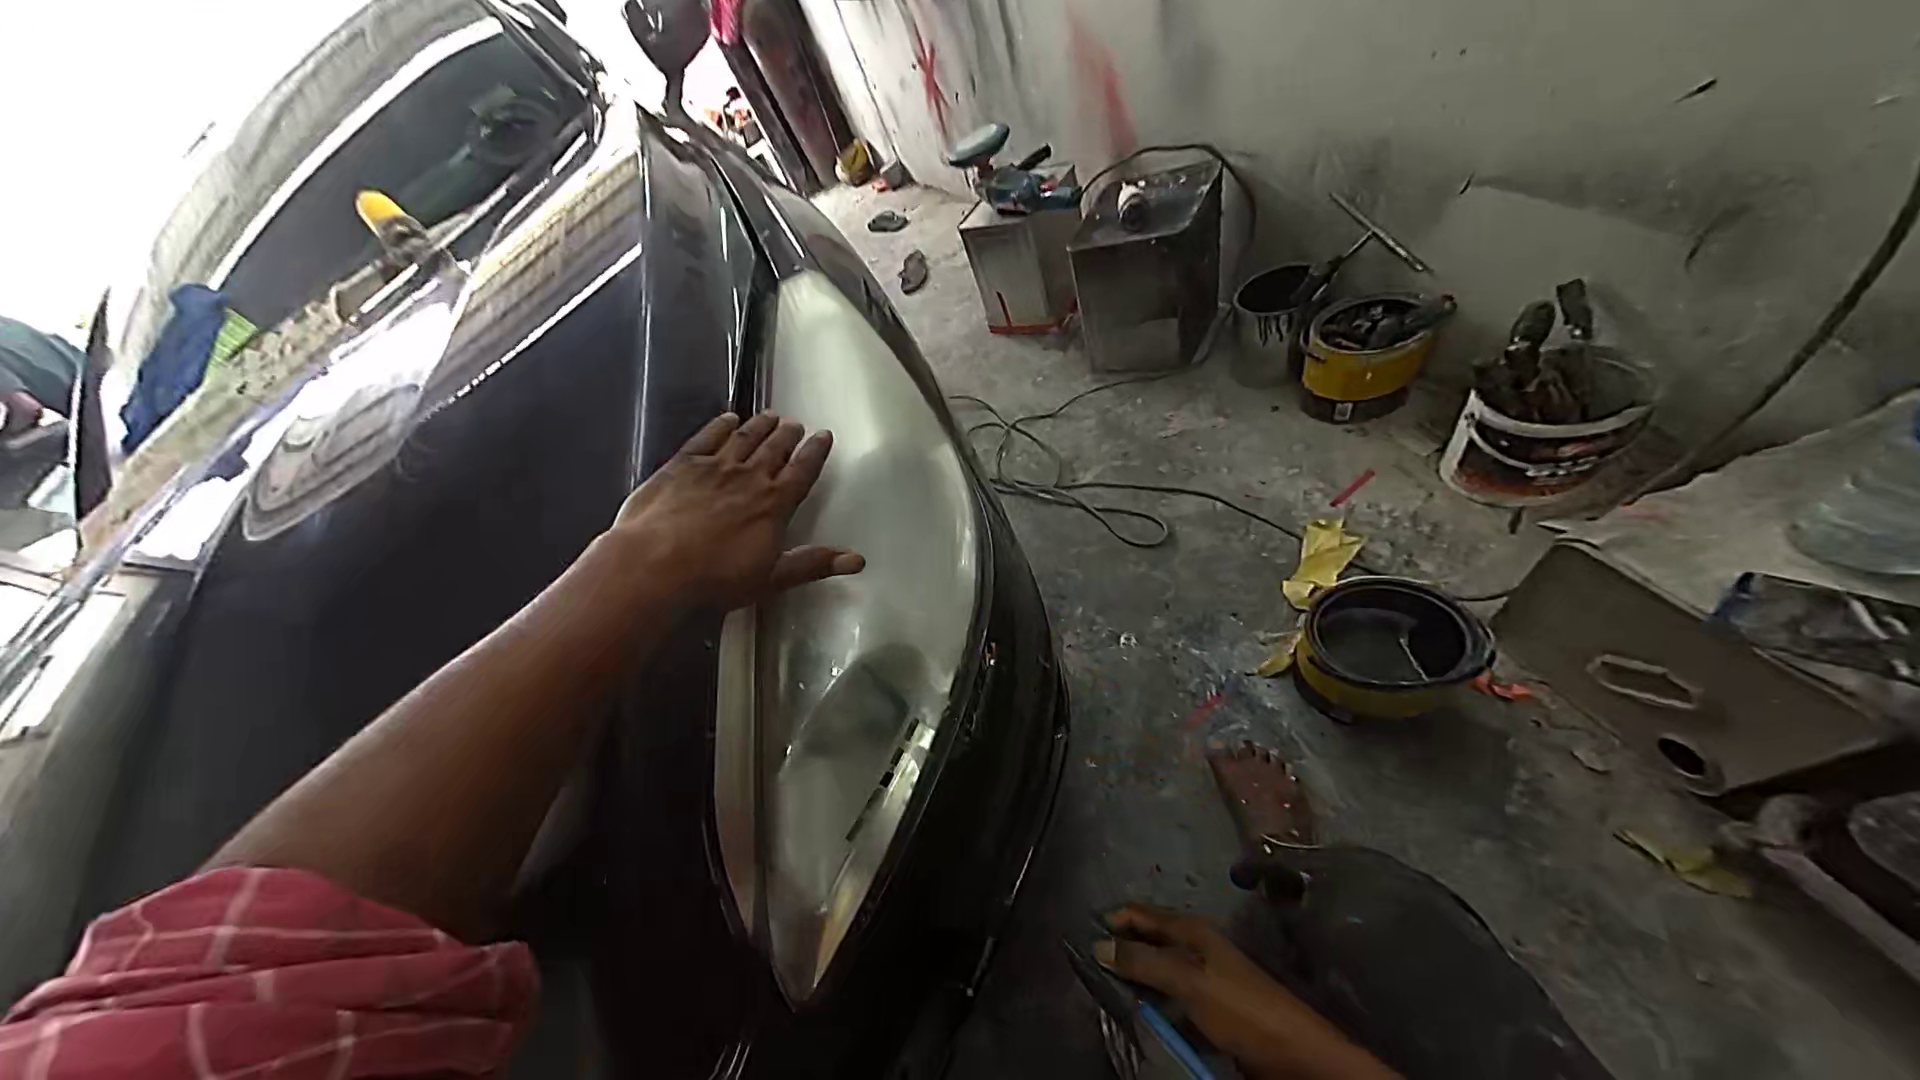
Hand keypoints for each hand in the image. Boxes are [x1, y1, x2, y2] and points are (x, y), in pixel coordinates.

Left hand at [603, 411, 864, 610]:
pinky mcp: (681, 465)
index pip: (802, 471)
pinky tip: (728, 418)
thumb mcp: (772, 577)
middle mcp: (749, 477)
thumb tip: (857, 561)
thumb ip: (814, 564)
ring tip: (771, 416)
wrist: (654, 566)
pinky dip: (719, 426)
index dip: (815, 453)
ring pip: (744, 439)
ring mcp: (714, 467)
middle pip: (774, 449)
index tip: (823, 436)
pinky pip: (706, 438)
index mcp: (774, 504)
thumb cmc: (716, 578)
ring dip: (760, 426)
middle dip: (788, 435)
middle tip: (796, 423)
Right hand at [1096, 906, 1399, 1079]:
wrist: (1295, 1055)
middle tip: (1088, 968)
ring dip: (1134, 980)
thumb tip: (1098, 944)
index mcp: (1190, 929)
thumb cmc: (1240, 1007)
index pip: (1139, 913)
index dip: (1112, 920)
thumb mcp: (1187, 980)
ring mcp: (1201, 978)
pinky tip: (1137, 1014)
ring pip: (1156, 971)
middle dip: (1119, 951)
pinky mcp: (1208, 1008)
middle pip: (1146, 941)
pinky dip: (1151, 1003)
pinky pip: (1168, 999)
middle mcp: (1193, 947)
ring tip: (1105, 993)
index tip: (1080, 936)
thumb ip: (1143, 961)